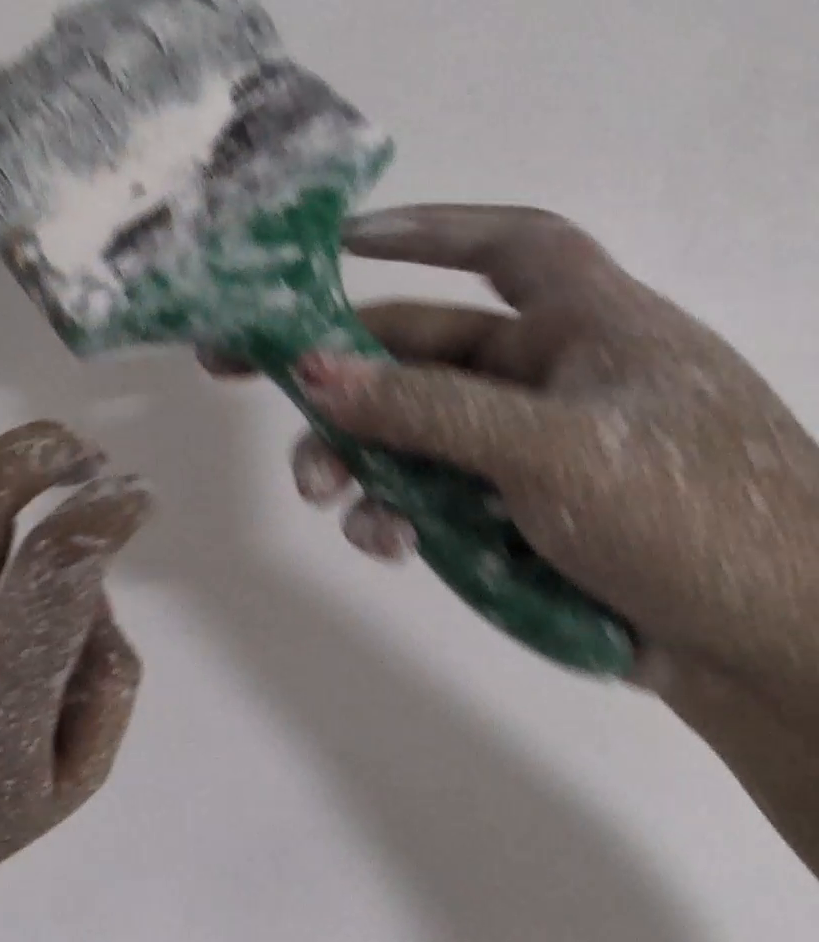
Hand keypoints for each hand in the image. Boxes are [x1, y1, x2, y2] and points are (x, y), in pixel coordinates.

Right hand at [206, 204, 818, 700]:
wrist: (775, 648)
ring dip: (350, 459)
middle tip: (236, 372)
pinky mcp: (506, 516)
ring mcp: (523, 453)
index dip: (429, 233)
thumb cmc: (692, 521)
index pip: (512, 249)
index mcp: (592, 332)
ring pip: (402, 435)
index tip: (339, 242)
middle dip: (334, 373)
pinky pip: (420, 497)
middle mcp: (550, 381)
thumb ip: (426, 410)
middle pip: (418, 353)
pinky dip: (389, 515)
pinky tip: (386, 544)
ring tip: (321, 496)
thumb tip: (310, 372)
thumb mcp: (553, 453)